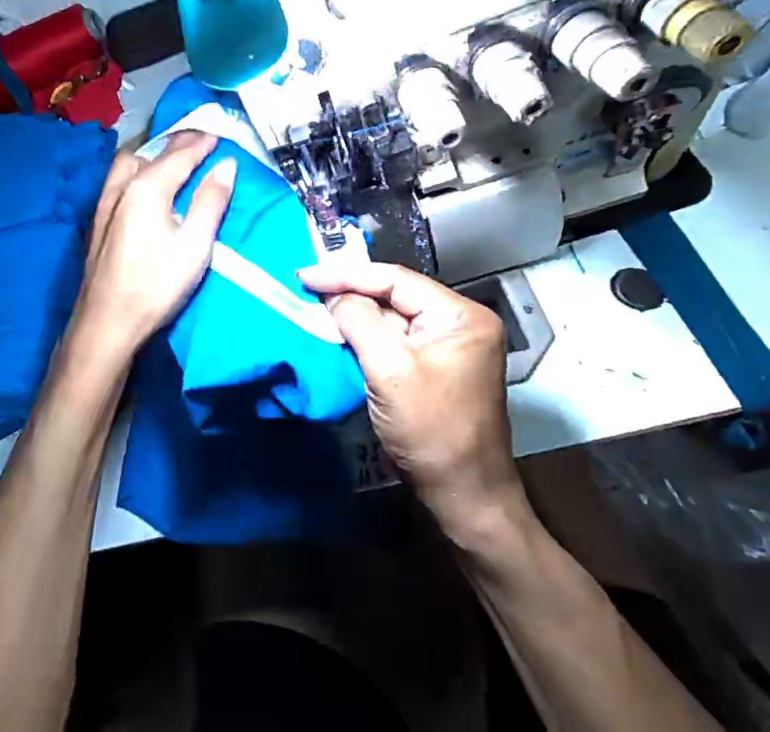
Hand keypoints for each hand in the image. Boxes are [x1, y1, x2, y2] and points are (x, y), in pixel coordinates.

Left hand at [68, 131, 235, 360]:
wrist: (107, 323)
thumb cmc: (157, 285)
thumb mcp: (195, 244)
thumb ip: (211, 201)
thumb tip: (226, 165)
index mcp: (147, 188)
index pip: (179, 155)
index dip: (202, 143)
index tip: (219, 134)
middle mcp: (121, 187)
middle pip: (152, 154)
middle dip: (178, 143)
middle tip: (201, 139)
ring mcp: (104, 204)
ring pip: (128, 163)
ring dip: (153, 153)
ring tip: (173, 156)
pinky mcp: (98, 221)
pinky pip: (118, 178)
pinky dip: (137, 168)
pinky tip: (145, 181)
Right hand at [297, 261, 524, 535]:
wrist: (463, 495)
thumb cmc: (432, 431)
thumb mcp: (391, 371)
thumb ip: (360, 322)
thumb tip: (334, 296)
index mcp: (461, 315)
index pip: (398, 281)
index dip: (349, 275)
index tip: (306, 275)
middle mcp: (459, 323)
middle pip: (396, 298)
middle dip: (351, 296)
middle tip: (306, 292)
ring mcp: (448, 348)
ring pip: (393, 321)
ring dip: (356, 319)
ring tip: (314, 309)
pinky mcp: (434, 370)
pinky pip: (395, 344)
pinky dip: (366, 341)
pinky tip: (338, 337)